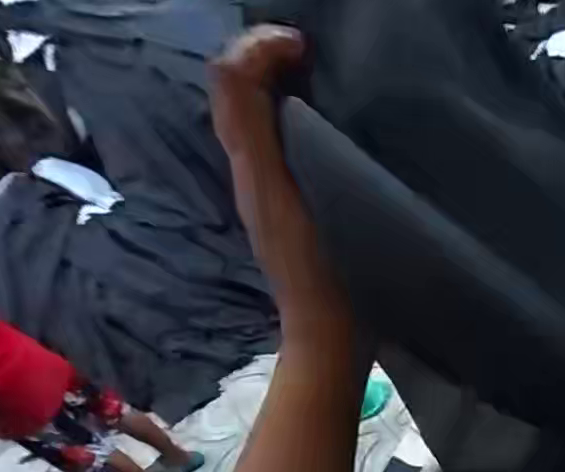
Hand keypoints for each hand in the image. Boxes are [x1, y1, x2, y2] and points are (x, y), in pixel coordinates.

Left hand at [208, 26, 342, 323]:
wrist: (328, 331)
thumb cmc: (312, 268)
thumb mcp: (276, 192)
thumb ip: (253, 128)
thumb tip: (254, 63)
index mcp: (248, 163)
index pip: (231, 79)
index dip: (260, 47)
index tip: (307, 48)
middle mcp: (253, 174)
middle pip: (242, 96)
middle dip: (270, 61)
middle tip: (315, 56)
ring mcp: (275, 196)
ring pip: (264, 121)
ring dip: (287, 89)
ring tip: (326, 82)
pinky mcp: (296, 214)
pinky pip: (289, 150)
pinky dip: (304, 123)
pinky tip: (333, 132)